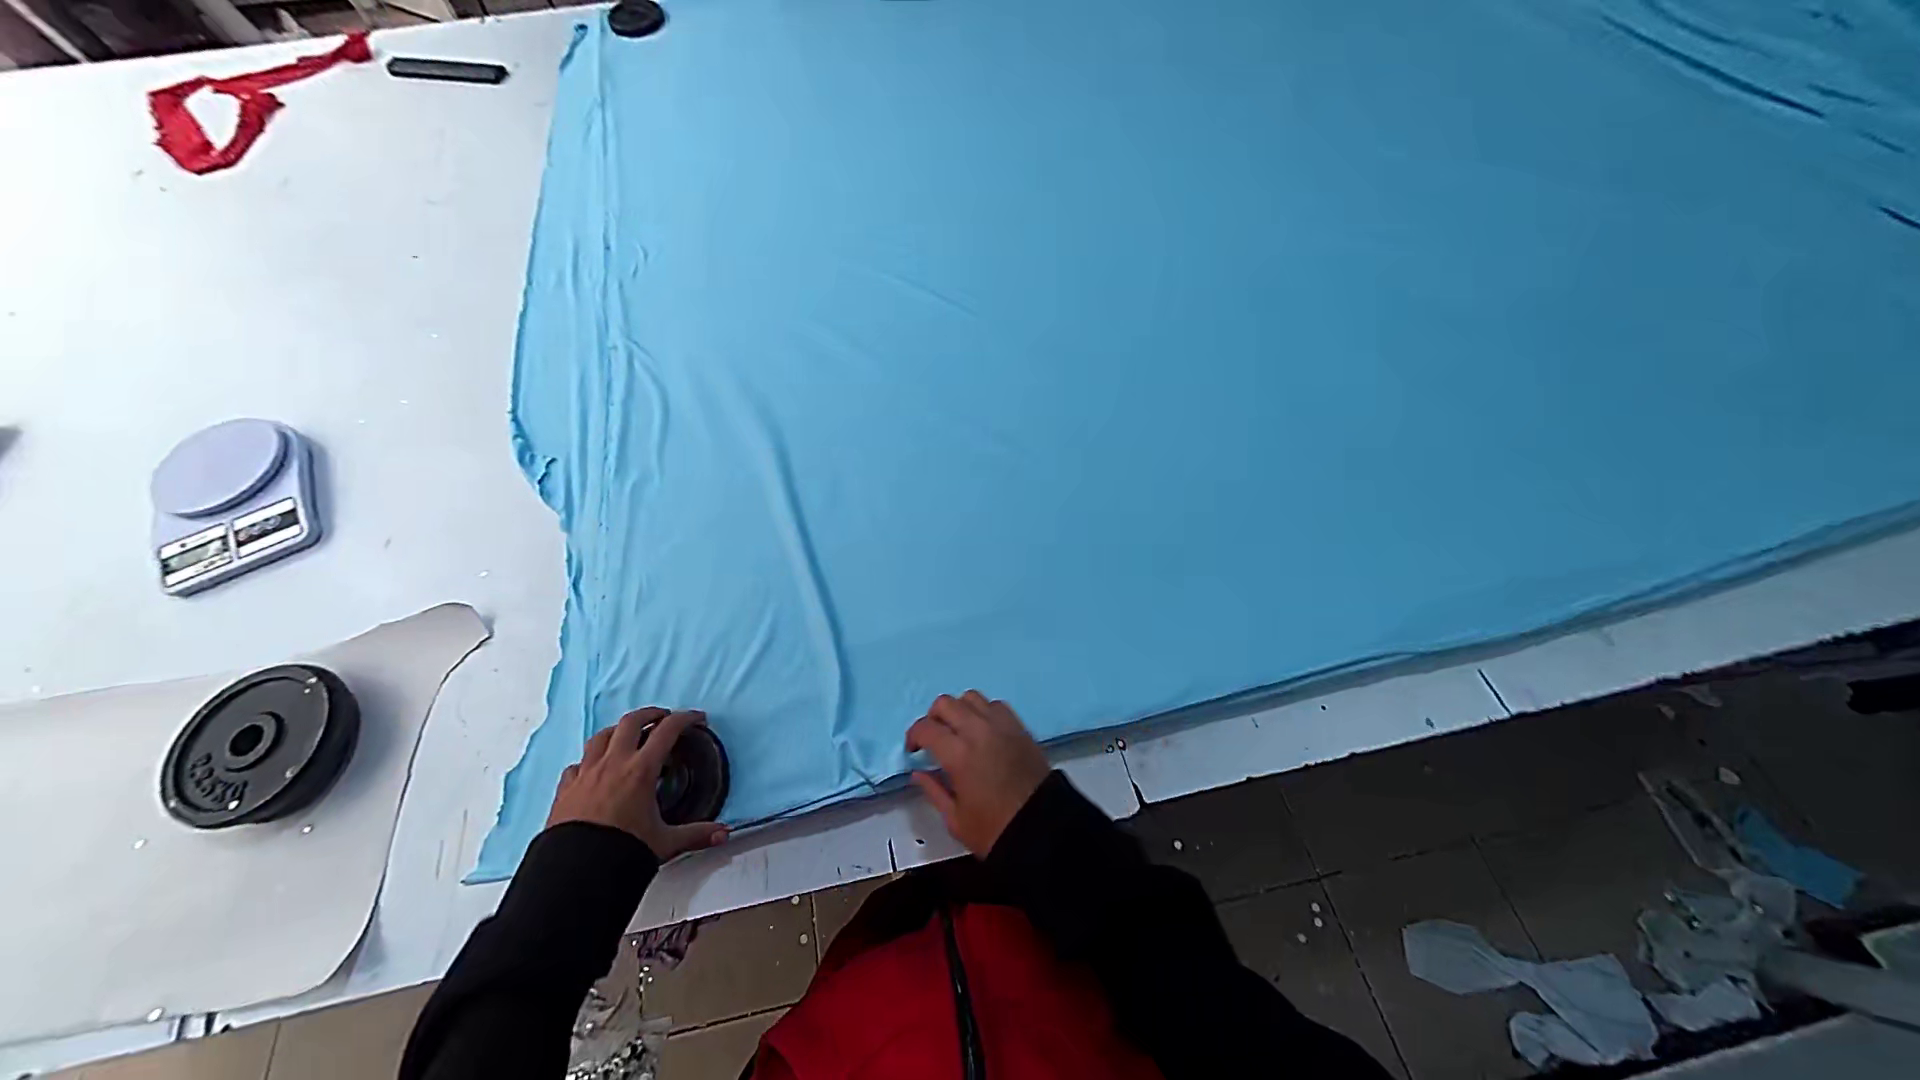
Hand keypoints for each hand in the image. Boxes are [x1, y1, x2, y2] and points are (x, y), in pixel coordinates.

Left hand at [547, 707, 729, 861]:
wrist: (574, 875)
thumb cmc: (618, 853)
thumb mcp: (665, 842)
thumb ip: (696, 834)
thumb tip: (721, 834)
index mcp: (641, 771)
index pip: (668, 730)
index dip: (685, 718)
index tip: (695, 718)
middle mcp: (613, 765)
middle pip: (632, 722)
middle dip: (650, 714)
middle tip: (662, 718)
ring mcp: (586, 774)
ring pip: (602, 736)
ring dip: (618, 730)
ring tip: (628, 735)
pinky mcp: (566, 789)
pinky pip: (577, 763)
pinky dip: (589, 759)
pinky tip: (595, 768)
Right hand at [906, 690, 1051, 856]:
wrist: (1043, 828)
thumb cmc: (994, 829)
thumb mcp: (955, 819)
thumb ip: (933, 790)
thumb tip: (918, 772)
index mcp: (958, 754)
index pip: (926, 728)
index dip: (913, 735)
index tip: (914, 750)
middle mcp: (979, 731)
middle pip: (946, 703)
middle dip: (933, 717)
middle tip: (933, 737)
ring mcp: (1002, 725)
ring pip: (972, 697)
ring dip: (959, 709)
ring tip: (959, 730)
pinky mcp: (1020, 727)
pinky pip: (996, 705)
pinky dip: (984, 711)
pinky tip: (983, 730)